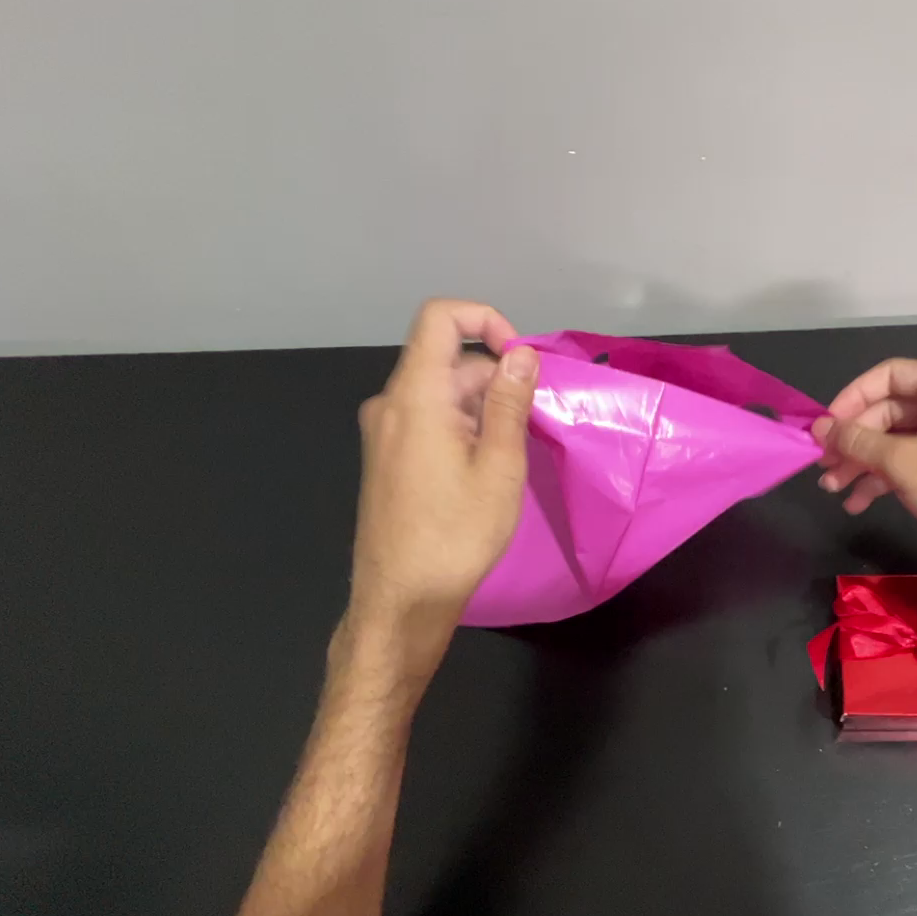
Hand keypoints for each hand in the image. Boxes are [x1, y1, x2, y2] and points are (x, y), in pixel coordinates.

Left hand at [344, 299, 538, 674]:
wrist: (402, 598)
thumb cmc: (457, 534)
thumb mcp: (499, 466)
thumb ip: (510, 402)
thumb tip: (521, 353)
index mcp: (415, 396)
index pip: (440, 317)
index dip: (486, 320)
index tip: (521, 360)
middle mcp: (391, 404)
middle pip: (447, 358)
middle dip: (496, 377)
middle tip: (531, 423)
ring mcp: (385, 431)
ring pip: (441, 391)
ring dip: (483, 406)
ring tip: (511, 454)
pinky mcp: (389, 456)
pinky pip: (430, 418)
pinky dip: (463, 426)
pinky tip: (485, 467)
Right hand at [814, 359, 916, 587]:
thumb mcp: (902, 462)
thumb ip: (856, 441)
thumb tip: (819, 428)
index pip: (890, 375)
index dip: (852, 397)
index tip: (824, 425)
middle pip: (887, 411)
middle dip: (853, 439)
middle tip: (823, 463)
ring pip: (892, 441)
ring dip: (860, 463)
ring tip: (832, 487)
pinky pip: (905, 465)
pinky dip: (879, 480)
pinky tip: (855, 502)